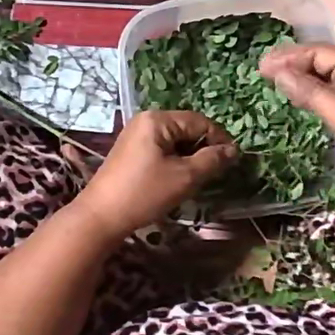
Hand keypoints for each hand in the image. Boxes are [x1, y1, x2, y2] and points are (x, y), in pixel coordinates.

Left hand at [69, 111, 237, 233]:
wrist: (102, 215)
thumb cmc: (144, 192)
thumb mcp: (184, 177)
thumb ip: (212, 160)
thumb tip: (233, 150)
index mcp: (157, 119)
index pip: (199, 121)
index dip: (219, 140)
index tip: (233, 162)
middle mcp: (145, 120)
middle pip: (186, 129)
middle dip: (204, 149)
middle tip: (215, 174)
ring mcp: (136, 135)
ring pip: (175, 141)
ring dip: (190, 158)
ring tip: (198, 179)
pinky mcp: (132, 151)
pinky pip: (162, 149)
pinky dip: (175, 162)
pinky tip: (178, 180)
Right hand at [259, 43, 334, 191]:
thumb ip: (309, 92)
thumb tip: (276, 72)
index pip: (321, 53)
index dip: (289, 57)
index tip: (261, 66)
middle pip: (322, 63)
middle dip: (292, 65)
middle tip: (261, 72)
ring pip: (326, 80)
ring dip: (300, 80)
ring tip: (271, 82)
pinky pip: (331, 96)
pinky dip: (312, 95)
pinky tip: (295, 98)